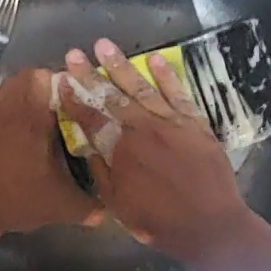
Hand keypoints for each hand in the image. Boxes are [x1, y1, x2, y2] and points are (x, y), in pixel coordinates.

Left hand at [0, 69, 99, 244]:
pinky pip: (4, 118)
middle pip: (24, 80)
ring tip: (54, 124)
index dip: (64, 78)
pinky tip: (33, 145)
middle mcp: (10, 114)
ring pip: (12, 98)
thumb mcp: (59, 205)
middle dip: (46, 86)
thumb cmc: (15, 198)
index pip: (42, 78)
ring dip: (31, 104)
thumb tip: (107, 211)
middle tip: (68, 103)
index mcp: (30, 119)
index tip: (83, 91)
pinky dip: (19, 123)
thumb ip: (87, 206)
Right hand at [56, 38, 260, 262]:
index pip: (91, 118)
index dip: (74, 99)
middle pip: (111, 96)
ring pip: (141, 88)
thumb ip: (101, 172)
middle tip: (75, 54)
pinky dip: (166, 76)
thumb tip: (88, 145)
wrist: (209, 224)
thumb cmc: (159, 221)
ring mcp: (170, 123)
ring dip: (121, 66)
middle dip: (90, 74)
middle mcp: (142, 129)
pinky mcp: (194, 123)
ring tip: (105, 45)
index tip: (61, 81)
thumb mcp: (119, 204)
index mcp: (120, 150)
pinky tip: (154, 59)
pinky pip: (178, 94)